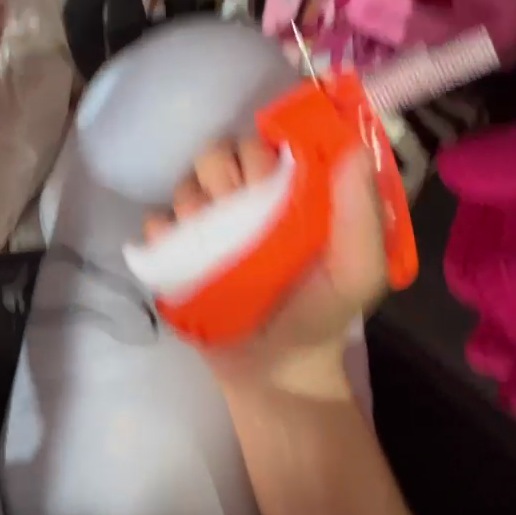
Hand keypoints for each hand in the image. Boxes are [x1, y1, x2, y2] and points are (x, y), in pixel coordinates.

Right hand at [145, 137, 388, 397]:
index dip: (258, 151)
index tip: (265, 178)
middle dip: (220, 173)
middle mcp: (243, 204)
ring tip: (210, 236)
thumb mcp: (357, 270)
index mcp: (287, 196)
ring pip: (184, 187)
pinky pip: (155, 225)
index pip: (263, 144)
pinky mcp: (176, 256)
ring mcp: (207, 229)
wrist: (273, 370)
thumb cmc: (319, 315)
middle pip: (214, 157)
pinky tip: (178, 248)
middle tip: (235, 206)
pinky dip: (160, 229)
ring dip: (192, 201)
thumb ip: (360, 214)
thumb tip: (351, 151)